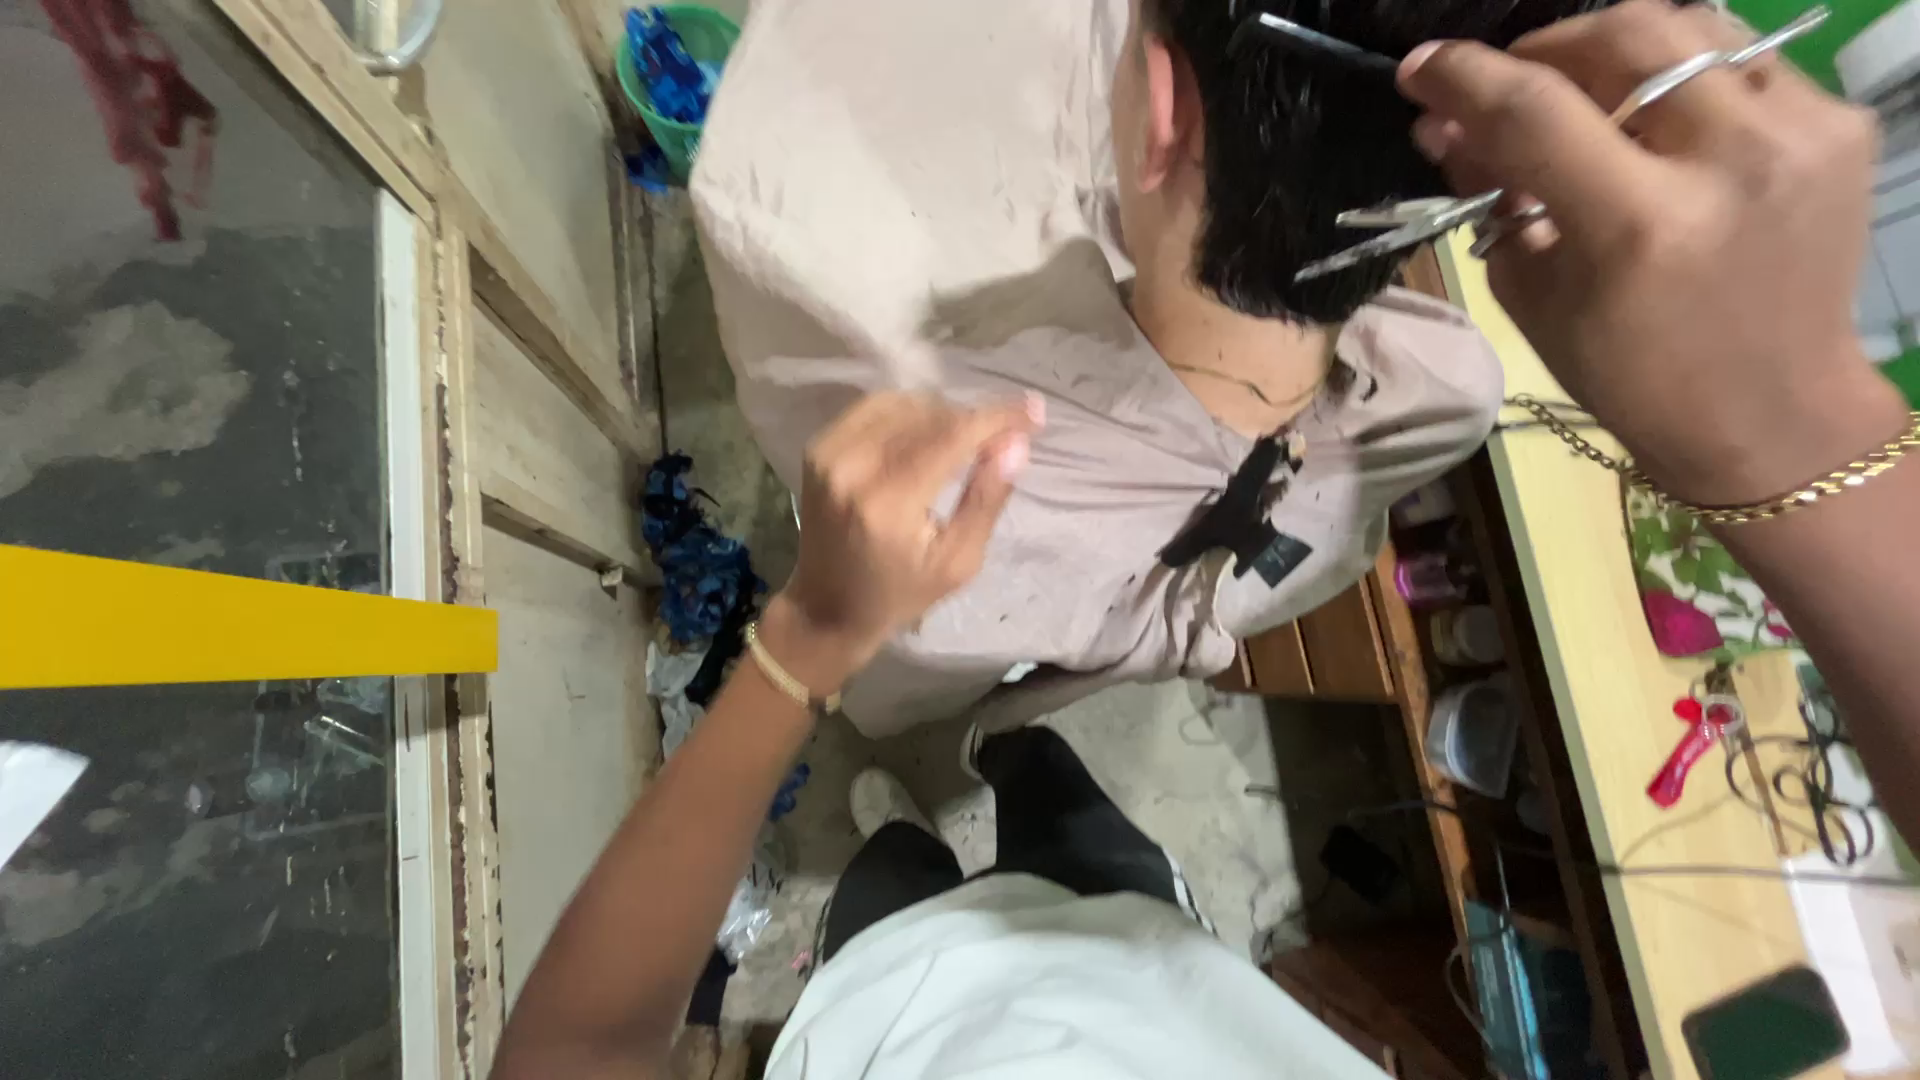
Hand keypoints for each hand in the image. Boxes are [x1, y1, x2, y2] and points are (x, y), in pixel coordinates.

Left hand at [759, 392, 1040, 695]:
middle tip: (1001, 436)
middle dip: (972, 418)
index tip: (1034, 411)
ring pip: (902, 403)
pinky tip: (925, 435)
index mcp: (889, 503)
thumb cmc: (900, 594)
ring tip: (964, 439)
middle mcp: (853, 467)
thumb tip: (1016, 442)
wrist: (826, 608)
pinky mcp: (818, 448)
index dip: (997, 418)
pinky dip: (907, 413)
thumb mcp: (958, 562)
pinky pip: (873, 408)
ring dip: (941, 413)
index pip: (952, 436)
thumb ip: (986, 499)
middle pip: (929, 414)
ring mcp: (829, 453)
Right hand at [1397, 0, 1905, 505]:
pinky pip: (1738, 59)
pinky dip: (1671, 72)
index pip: (1534, 113)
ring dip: (1607, 46)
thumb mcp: (1531, 291)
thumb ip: (1494, 197)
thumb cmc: (1622, 370)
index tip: (1418, 68)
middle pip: (1623, 37)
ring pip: (1690, 25)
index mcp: (1637, 223)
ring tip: (1568, 86)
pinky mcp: (1842, 120)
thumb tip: (1446, 129)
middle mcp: (1731, 156)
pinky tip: (1641, 114)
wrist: (1764, 404)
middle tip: (1499, 80)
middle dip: (1541, 47)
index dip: (1464, 78)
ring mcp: (1804, 129)